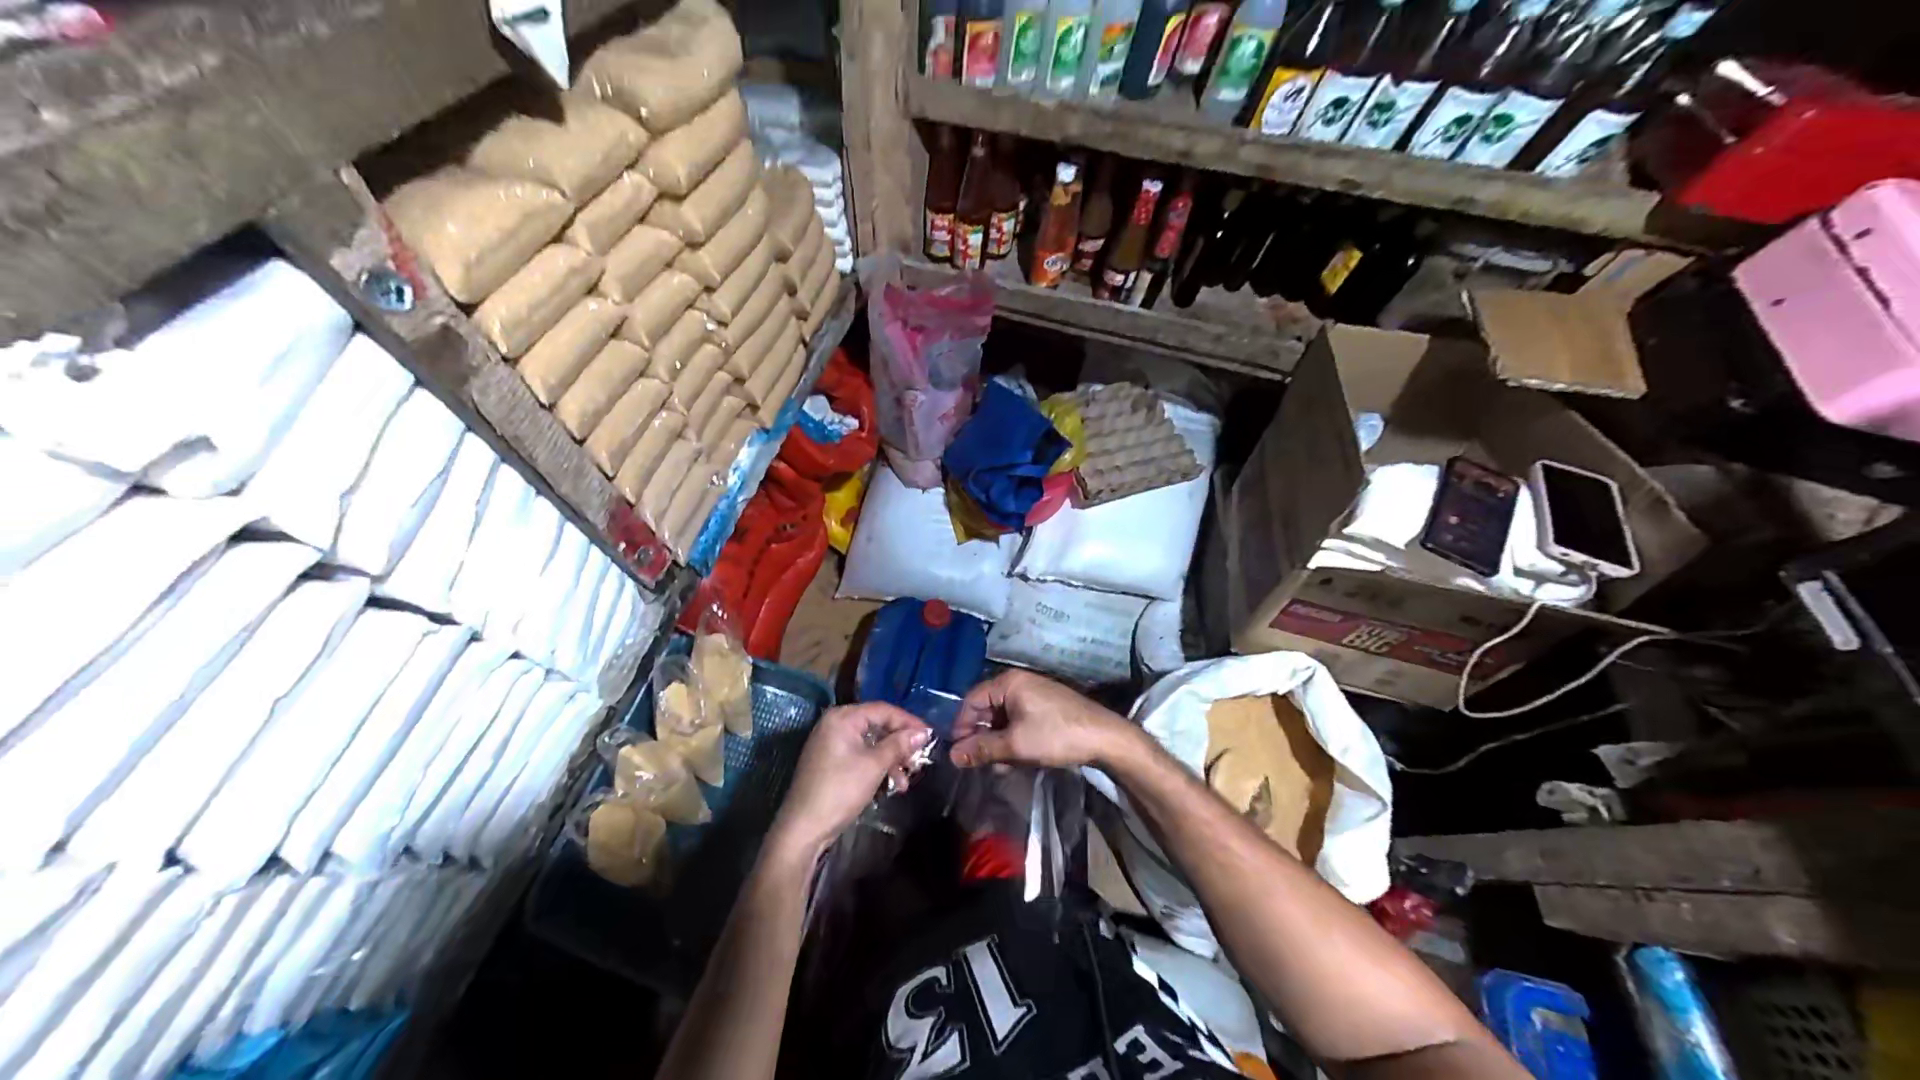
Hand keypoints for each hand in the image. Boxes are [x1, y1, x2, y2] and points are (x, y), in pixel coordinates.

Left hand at [768, 702, 931, 859]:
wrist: (804, 828)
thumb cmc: (840, 790)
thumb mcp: (874, 765)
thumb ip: (899, 744)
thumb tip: (923, 732)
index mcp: (842, 718)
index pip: (883, 710)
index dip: (908, 721)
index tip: (929, 736)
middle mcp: (835, 724)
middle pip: (877, 726)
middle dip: (900, 744)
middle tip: (919, 760)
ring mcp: (831, 743)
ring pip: (870, 743)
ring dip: (891, 760)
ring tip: (905, 781)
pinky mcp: (830, 762)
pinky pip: (860, 755)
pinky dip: (877, 767)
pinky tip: (891, 785)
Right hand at [949, 670, 1137, 769]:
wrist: (1104, 738)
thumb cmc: (1055, 736)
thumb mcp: (1014, 745)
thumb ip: (982, 749)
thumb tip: (952, 755)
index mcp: (1008, 682)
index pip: (971, 700)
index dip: (961, 726)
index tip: (958, 752)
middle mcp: (1019, 682)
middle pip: (987, 708)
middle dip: (981, 736)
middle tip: (978, 762)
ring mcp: (1034, 694)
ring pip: (1003, 717)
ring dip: (997, 741)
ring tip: (999, 765)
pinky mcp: (1045, 707)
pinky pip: (1018, 720)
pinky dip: (1013, 738)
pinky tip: (1016, 758)